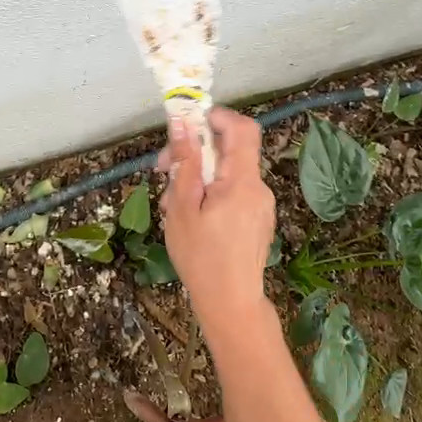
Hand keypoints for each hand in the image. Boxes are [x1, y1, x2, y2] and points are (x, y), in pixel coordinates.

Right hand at [157, 107, 276, 333]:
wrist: (230, 304)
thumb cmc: (202, 257)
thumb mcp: (182, 207)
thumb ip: (183, 163)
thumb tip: (181, 124)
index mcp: (241, 181)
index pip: (242, 128)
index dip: (215, 117)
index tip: (186, 124)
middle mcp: (257, 188)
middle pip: (228, 151)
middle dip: (193, 152)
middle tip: (162, 170)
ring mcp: (259, 205)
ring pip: (225, 174)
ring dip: (196, 177)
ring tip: (171, 204)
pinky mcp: (255, 220)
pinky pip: (231, 193)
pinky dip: (209, 194)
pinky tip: (189, 217)